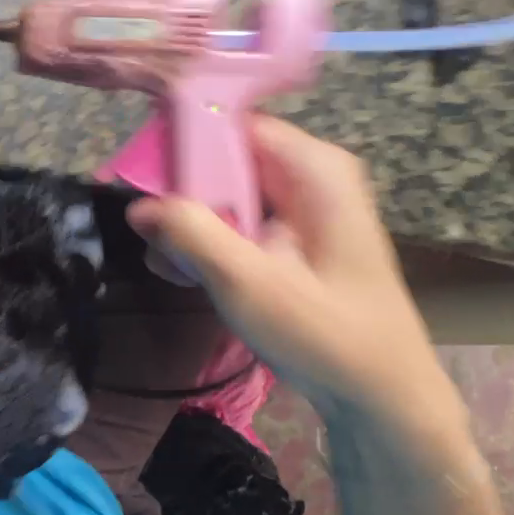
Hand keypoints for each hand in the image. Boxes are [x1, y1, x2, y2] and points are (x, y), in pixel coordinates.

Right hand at [127, 117, 461, 431]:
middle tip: (151, 237)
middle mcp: (307, 177)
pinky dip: (203, 244)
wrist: (376, 390)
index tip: (137, 178)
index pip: (232, 123)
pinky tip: (189, 276)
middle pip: (221, 159)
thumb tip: (137, 205)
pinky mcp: (287, 239)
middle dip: (178, 195)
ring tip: (171, 267)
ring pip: (219, 194)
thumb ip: (192, 235)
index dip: (181, 141)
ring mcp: (298, 209)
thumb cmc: (324, 333)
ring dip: (185, 226)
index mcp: (314, 170)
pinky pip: (231, 222)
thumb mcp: (249, 283)